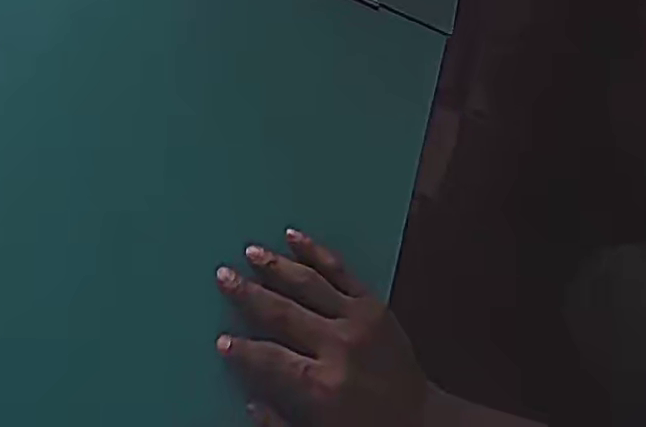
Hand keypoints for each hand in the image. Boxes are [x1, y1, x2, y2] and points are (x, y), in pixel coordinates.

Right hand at [216, 228, 427, 425]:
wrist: (423, 422)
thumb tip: (250, 404)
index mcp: (322, 386)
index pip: (270, 361)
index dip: (243, 351)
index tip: (222, 340)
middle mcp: (337, 346)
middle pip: (282, 313)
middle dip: (249, 294)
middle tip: (223, 275)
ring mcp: (357, 319)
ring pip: (308, 283)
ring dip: (276, 265)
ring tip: (251, 251)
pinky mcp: (373, 303)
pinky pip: (339, 270)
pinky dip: (314, 251)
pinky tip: (294, 237)